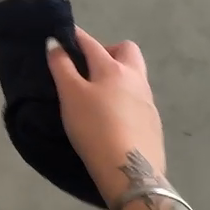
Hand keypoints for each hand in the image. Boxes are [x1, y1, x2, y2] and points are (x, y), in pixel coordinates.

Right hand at [47, 25, 165, 204]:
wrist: (130, 174)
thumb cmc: (94, 127)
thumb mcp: (69, 94)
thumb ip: (61, 65)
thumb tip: (55, 42)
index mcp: (113, 69)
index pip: (91, 42)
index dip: (75, 36)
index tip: (61, 34)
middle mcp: (136, 80)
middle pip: (127, 51)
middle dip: (108, 50)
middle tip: (87, 66)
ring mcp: (148, 103)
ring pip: (134, 76)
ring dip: (116, 76)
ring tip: (96, 93)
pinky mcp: (153, 125)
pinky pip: (137, 99)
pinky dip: (123, 98)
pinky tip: (110, 116)